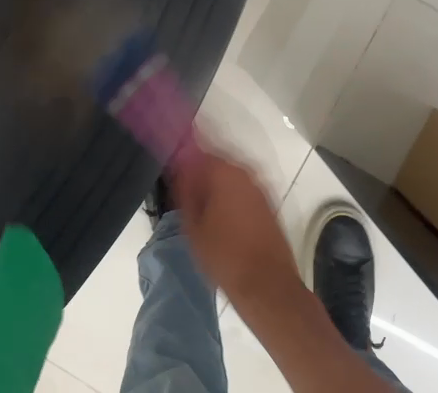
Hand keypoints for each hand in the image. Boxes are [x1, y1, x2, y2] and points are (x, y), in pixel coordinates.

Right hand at [167, 149, 300, 306]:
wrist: (267, 286)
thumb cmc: (224, 256)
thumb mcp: (192, 226)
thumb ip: (183, 191)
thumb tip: (177, 170)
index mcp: (223, 172)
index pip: (195, 151)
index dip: (181, 157)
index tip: (170, 167)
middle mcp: (244, 173)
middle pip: (214, 162)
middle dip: (197, 171)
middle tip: (182, 189)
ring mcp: (259, 188)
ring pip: (228, 177)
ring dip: (213, 184)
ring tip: (198, 205)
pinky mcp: (268, 205)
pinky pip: (241, 190)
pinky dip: (228, 195)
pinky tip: (218, 214)